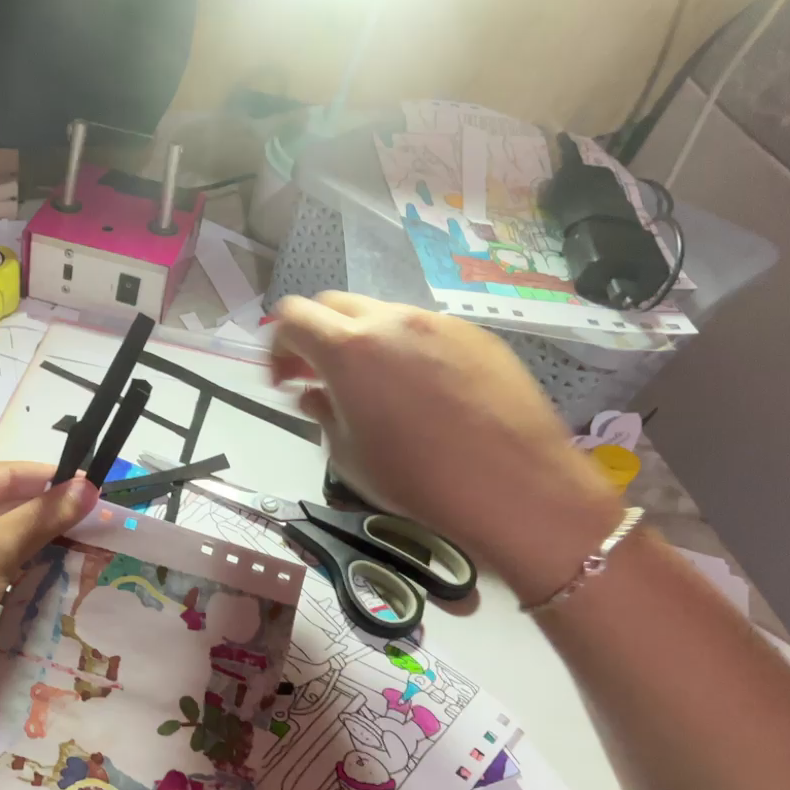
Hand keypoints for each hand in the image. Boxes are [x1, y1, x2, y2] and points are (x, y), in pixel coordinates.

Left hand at [0, 463, 98, 703]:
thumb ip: (42, 517)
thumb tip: (90, 488)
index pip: (8, 474)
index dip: (53, 480)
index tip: (98, 489)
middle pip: (8, 500)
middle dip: (51, 511)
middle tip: (101, 519)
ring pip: (6, 531)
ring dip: (43, 537)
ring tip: (90, 541)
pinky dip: (27, 560)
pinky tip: (60, 566)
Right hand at [271, 291, 622, 603]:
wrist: (512, 484)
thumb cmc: (414, 477)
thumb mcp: (346, 453)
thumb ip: (322, 412)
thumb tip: (316, 394)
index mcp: (348, 349)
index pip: (291, 317)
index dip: (277, 347)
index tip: (283, 383)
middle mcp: (391, 321)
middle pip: (333, 305)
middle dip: (315, 337)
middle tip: (317, 379)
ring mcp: (438, 323)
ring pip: (381, 315)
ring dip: (360, 343)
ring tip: (370, 391)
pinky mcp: (475, 336)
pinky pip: (422, 331)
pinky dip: (403, 351)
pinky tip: (418, 396)